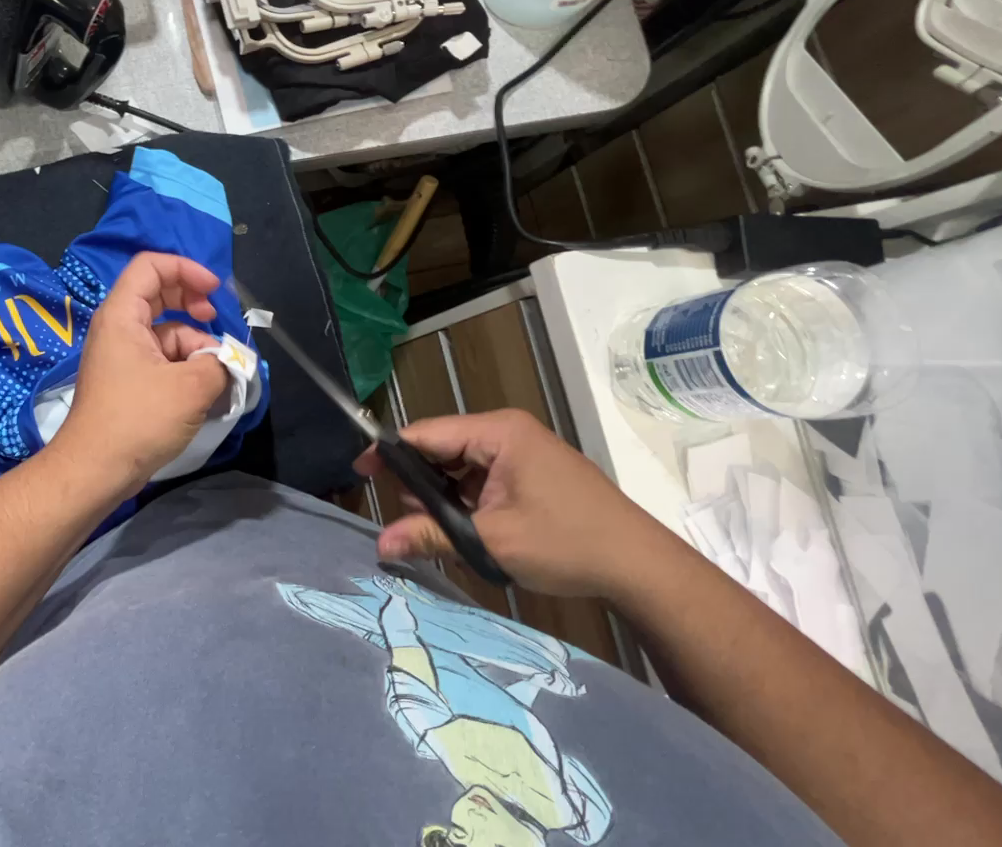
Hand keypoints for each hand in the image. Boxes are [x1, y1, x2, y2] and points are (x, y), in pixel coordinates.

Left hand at [50, 252, 229, 491]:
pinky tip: (204, 391)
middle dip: (192, 303)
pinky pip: (160, 359)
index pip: (150, 266)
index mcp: (122, 315)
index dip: (186, 269)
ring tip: (216, 374)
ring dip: (194, 345)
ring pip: (165, 332)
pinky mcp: (127, 381)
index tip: (214, 292)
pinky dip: (184, 367)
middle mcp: (118, 328)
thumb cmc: (139, 419)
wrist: (96, 468)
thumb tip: (227, 363)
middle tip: (215, 320)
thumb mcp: (191, 388)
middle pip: (158, 295)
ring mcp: (121, 355)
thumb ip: (219, 364)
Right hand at [360, 410, 682, 598]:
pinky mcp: (530, 475)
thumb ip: (429, 536)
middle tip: (412, 520)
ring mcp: (521, 453)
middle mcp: (507, 433)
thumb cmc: (566, 544)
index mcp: (498, 433)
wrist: (641, 568)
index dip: (389, 454)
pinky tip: (466, 533)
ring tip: (443, 533)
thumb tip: (380, 546)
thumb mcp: (490, 541)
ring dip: (444, 498)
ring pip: (458, 468)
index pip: (425, 433)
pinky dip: (466, 504)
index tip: (359, 475)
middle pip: (440, 449)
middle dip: (420, 484)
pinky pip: (480, 480)